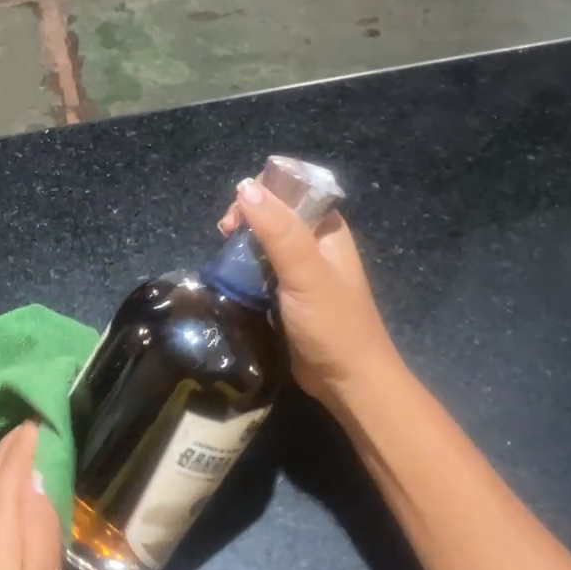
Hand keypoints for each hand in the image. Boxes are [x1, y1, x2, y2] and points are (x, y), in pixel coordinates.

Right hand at [219, 178, 398, 408]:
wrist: (348, 381)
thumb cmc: (332, 323)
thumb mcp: (305, 271)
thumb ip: (277, 229)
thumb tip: (244, 187)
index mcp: (327, 229)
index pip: (291, 190)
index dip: (261, 192)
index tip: (237, 212)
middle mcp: (314, 243)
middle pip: (272, 213)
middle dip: (245, 217)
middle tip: (224, 234)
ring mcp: (300, 270)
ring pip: (263, 241)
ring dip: (241, 243)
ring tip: (222, 253)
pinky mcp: (286, 294)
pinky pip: (259, 268)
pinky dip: (243, 267)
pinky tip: (231, 275)